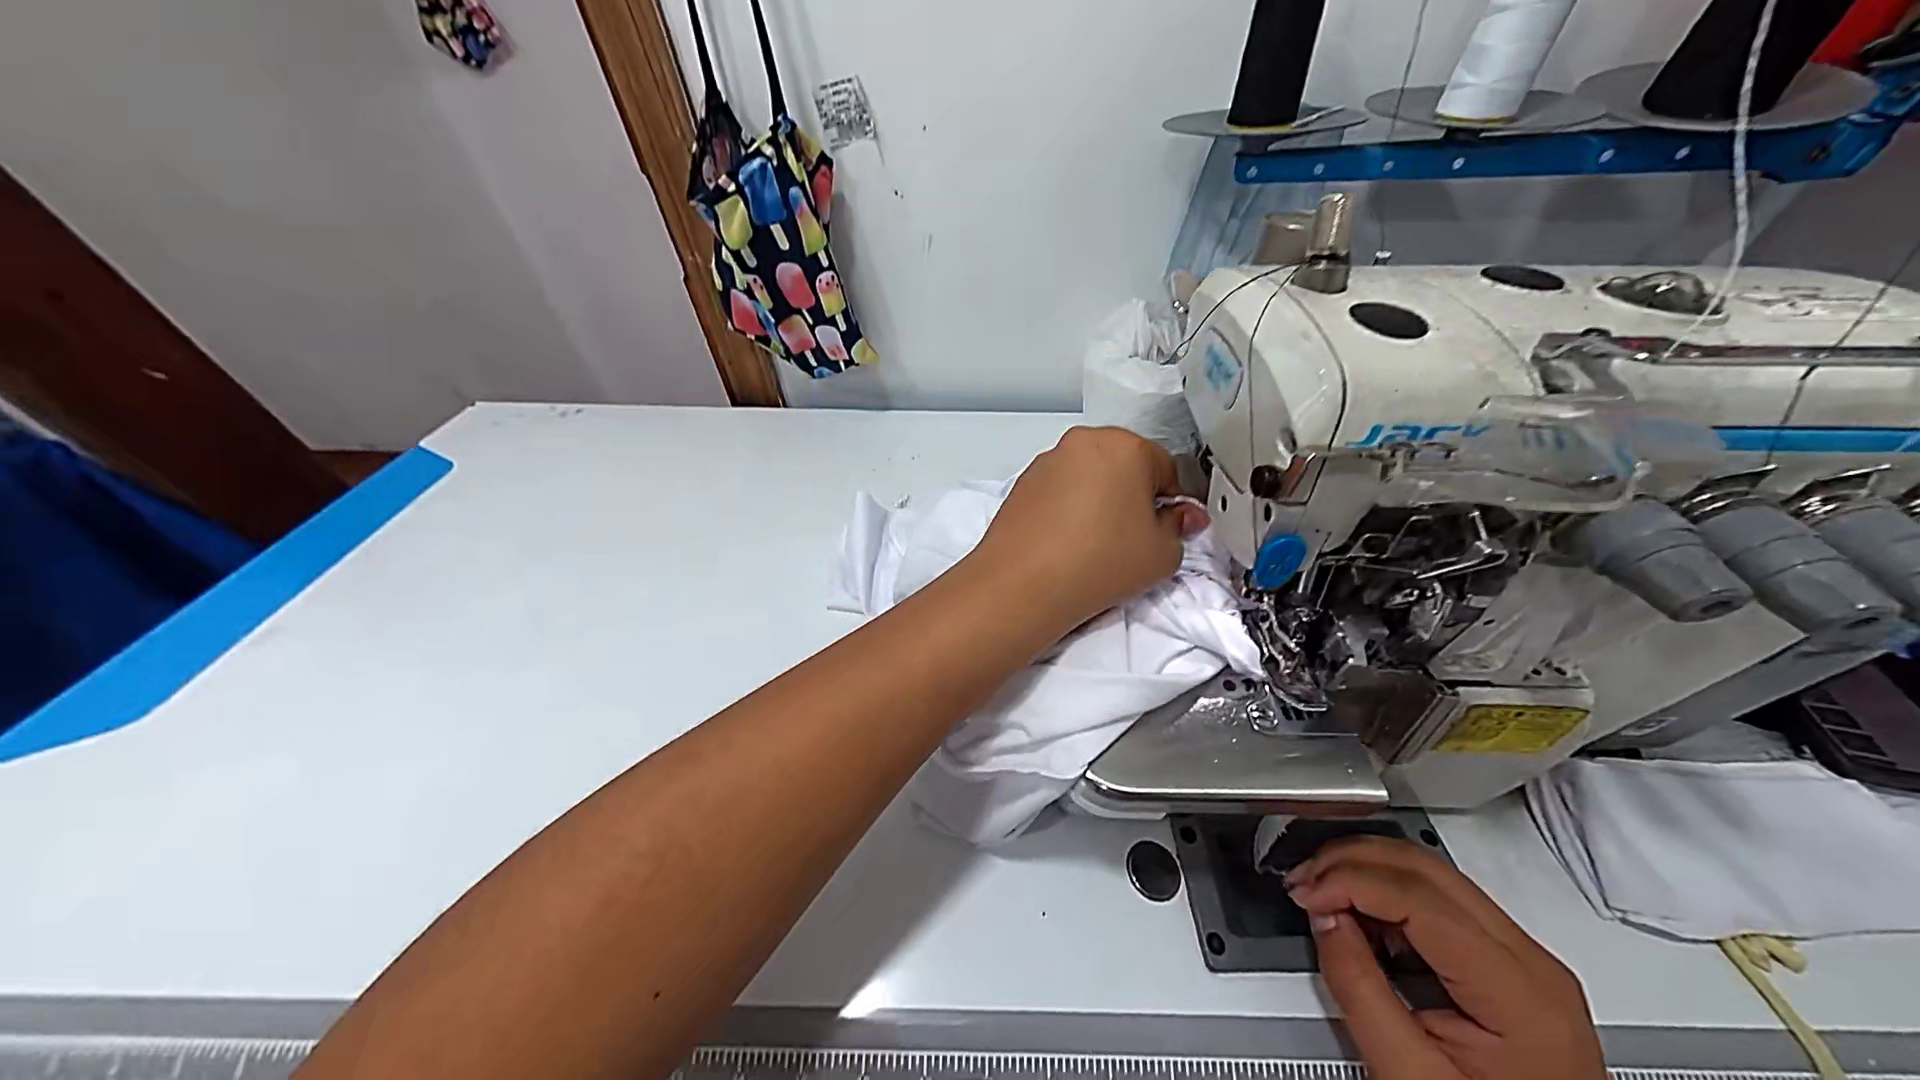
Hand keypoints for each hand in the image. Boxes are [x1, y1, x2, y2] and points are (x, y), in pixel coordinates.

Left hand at [964, 427, 1206, 630]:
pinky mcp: (1023, 483)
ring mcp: (1049, 461)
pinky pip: (1059, 490)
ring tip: (1098, 544)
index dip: (1173, 501)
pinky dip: (1069, 509)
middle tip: (1135, 537)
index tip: (1172, 525)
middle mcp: (1084, 443)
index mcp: (1125, 446)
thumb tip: (1180, 518)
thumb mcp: (1162, 553)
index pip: (1166, 468)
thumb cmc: (1096, 562)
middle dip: (1134, 496)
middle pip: (1124, 465)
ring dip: (1099, 500)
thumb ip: (1179, 528)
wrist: (1024, 582)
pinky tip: (1070, 543)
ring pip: (1089, 476)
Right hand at [1286, 837, 1605, 1079]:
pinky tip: (1355, 909)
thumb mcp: (1412, 1077)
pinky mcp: (1506, 957)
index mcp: (1519, 994)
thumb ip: (1361, 992)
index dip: (1349, 881)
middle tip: (1304, 881)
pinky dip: (1384, 887)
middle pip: (1426, 867)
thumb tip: (1325, 920)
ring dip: (1364, 868)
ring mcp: (1524, 956)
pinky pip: (1436, 894)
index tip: (1305, 893)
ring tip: (1320, 890)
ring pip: (1430, 869)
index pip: (1419, 897)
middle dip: (1350, 861)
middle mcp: (1532, 963)